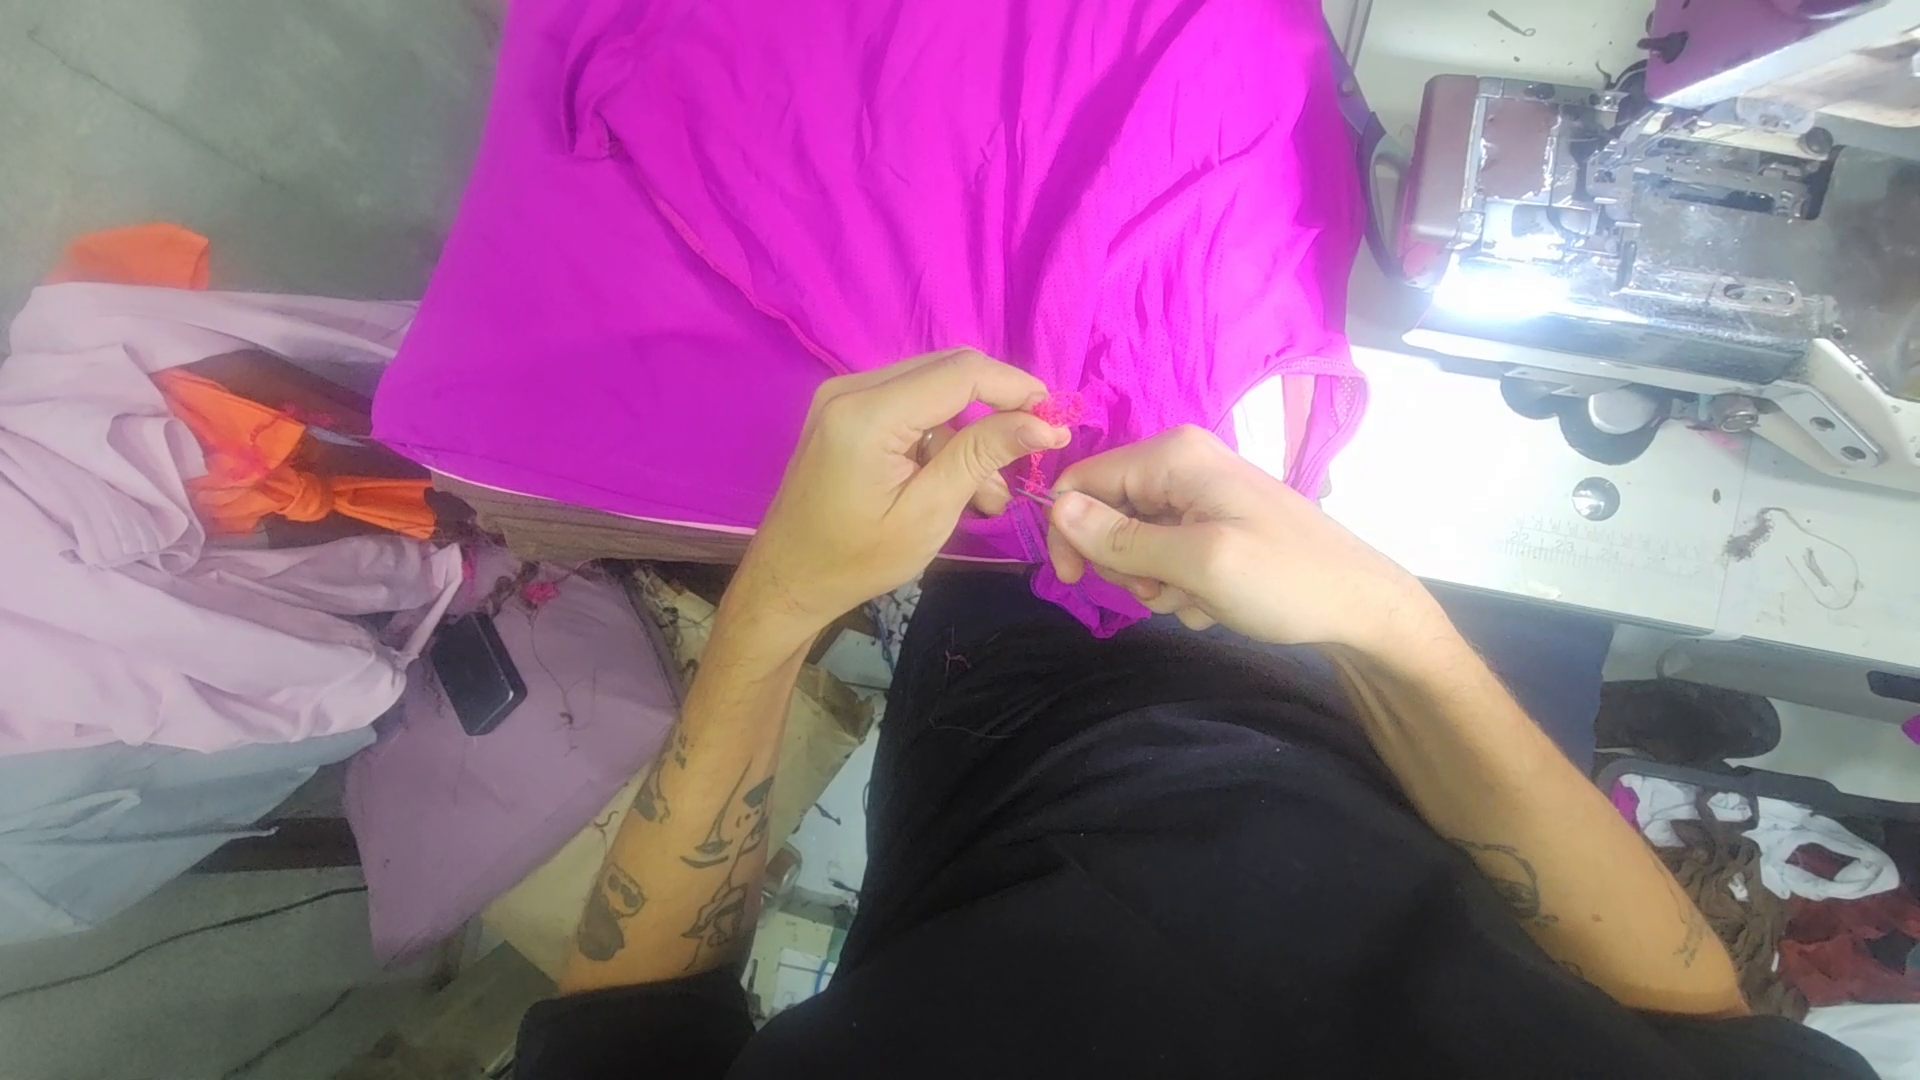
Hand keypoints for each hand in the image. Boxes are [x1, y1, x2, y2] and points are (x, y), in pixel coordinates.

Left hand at [733, 349, 1070, 641]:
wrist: (789, 579)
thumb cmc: (857, 560)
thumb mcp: (929, 513)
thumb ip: (982, 457)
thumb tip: (1045, 423)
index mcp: (867, 414)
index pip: (961, 373)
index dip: (1016, 389)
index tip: (1055, 422)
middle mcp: (851, 388)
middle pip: (948, 371)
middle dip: (996, 408)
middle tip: (1026, 455)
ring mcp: (844, 395)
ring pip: (932, 388)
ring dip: (969, 432)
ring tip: (987, 494)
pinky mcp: (845, 410)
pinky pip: (909, 405)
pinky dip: (940, 437)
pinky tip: (952, 482)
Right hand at [1044, 426, 1438, 652]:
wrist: (1363, 610)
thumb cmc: (1286, 580)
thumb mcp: (1197, 563)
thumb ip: (1121, 537)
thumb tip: (1055, 508)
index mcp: (1173, 455)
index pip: (1080, 482)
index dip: (1068, 532)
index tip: (1075, 582)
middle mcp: (1180, 465)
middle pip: (1105, 515)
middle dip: (1125, 564)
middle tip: (1164, 589)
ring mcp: (1196, 496)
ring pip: (1132, 543)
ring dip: (1155, 582)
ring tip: (1199, 596)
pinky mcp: (1209, 524)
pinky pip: (1163, 556)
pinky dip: (1178, 586)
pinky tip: (1214, 599)